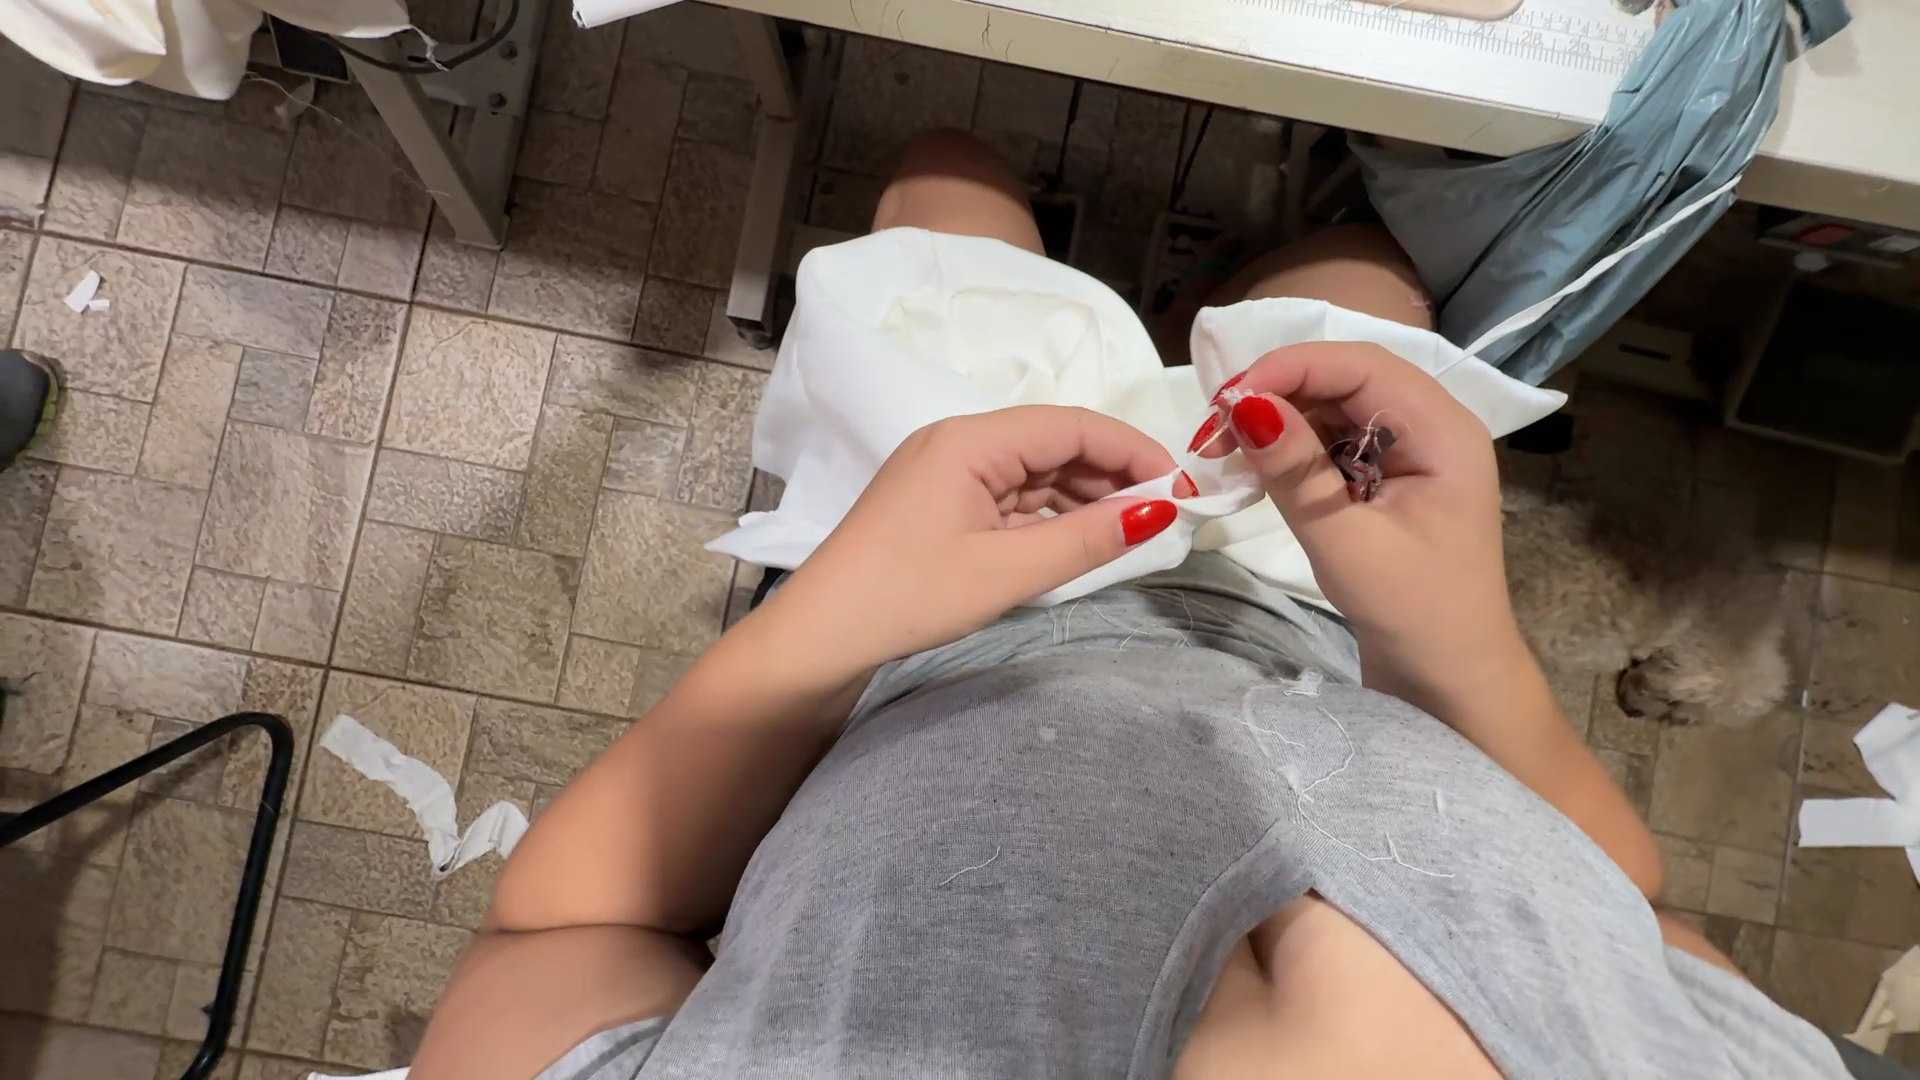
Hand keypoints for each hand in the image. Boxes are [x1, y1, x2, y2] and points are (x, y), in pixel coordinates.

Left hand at [754, 406, 1184, 679]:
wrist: (822, 635)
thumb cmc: (909, 597)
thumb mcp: (1006, 572)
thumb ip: (1085, 539)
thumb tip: (1159, 513)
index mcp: (970, 440)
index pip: (1071, 425)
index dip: (1132, 451)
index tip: (1181, 487)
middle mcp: (959, 442)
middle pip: (1053, 444)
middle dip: (1111, 475)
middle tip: (1164, 514)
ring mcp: (947, 472)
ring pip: (1033, 472)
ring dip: (1081, 497)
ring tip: (1131, 529)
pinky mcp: (941, 502)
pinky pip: (1009, 497)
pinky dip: (1046, 515)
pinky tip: (1078, 537)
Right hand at [1197, 343, 1527, 705]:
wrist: (1446, 675)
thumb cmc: (1412, 611)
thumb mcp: (1346, 540)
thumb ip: (1296, 470)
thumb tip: (1243, 406)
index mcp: (1442, 431)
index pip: (1362, 367)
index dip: (1291, 368)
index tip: (1226, 398)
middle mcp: (1427, 427)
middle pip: (1343, 381)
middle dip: (1274, 393)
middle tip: (1213, 428)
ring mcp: (1404, 453)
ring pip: (1329, 410)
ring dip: (1274, 421)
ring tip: (1223, 450)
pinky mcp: (1380, 479)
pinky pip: (1327, 442)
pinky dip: (1285, 448)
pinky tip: (1252, 466)